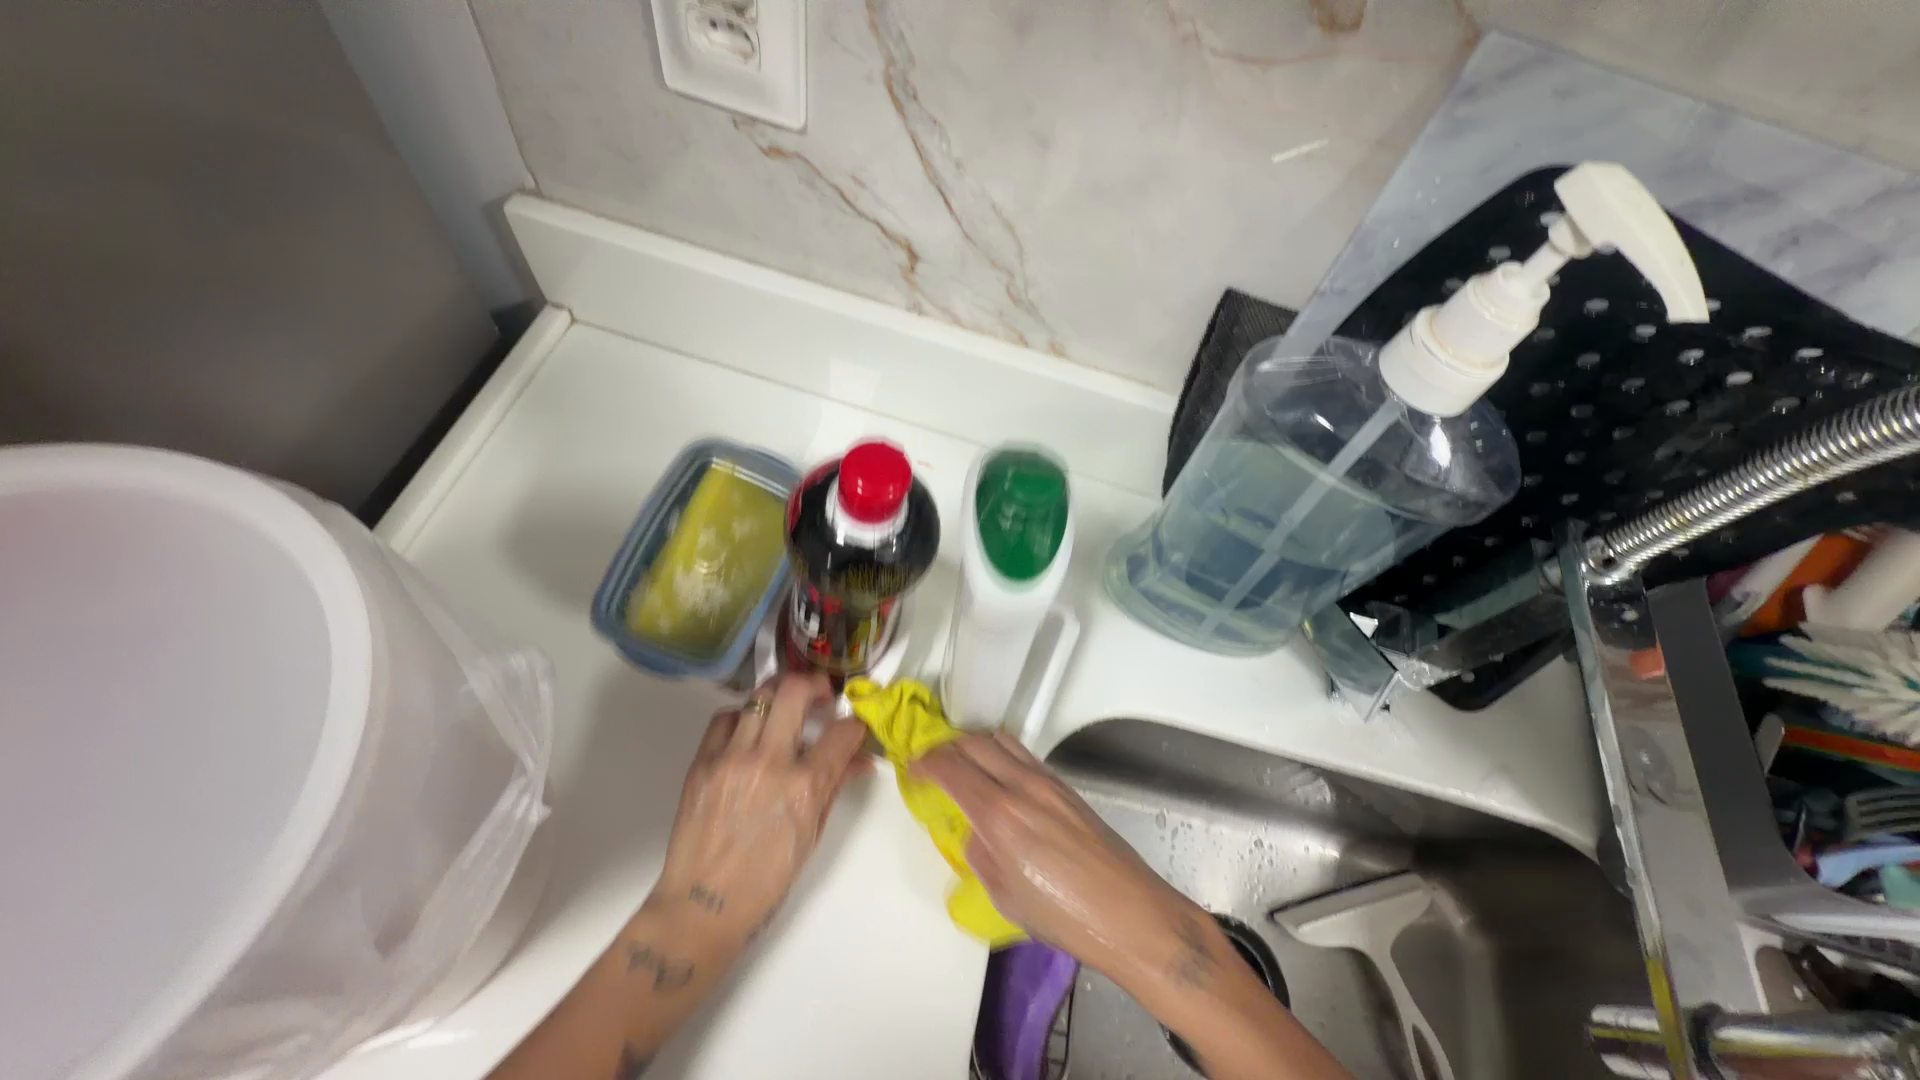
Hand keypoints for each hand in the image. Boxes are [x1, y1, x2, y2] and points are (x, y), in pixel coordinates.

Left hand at [648, 673, 870, 944]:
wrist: (704, 904)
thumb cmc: (767, 879)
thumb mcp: (812, 834)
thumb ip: (834, 787)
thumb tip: (859, 760)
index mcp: (804, 787)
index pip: (842, 733)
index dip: (856, 725)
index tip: (855, 726)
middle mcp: (768, 762)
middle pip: (795, 691)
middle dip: (817, 685)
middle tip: (823, 697)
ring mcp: (731, 758)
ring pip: (759, 695)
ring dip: (781, 694)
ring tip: (787, 707)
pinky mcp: (702, 761)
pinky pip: (726, 718)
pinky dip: (744, 716)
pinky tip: (751, 731)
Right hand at [910, 732, 1215, 986]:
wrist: (1129, 913)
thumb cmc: (1062, 916)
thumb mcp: (1003, 894)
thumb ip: (981, 853)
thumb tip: (978, 831)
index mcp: (999, 813)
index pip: (951, 767)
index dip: (925, 763)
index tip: (912, 770)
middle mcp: (1022, 785)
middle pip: (974, 743)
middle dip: (946, 749)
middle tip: (932, 766)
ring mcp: (1048, 781)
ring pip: (1001, 740)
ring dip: (974, 745)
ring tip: (962, 765)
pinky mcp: (1066, 787)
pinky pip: (1023, 755)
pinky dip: (1000, 754)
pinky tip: (998, 777)